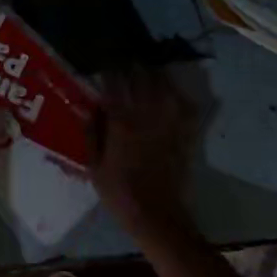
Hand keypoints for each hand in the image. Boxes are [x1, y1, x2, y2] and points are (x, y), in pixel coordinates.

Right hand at [91, 68, 198, 238]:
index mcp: (121, 122)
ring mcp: (168, 124)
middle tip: (129, 60)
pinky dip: (182, 98)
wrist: (156, 216)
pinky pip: (187, 108)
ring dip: (158, 75)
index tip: (106, 63)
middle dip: (135, 67)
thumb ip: (91, 134)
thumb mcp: (95, 166)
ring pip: (165, 88)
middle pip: (142, 80)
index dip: (110, 71)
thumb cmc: (120, 193)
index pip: (115, 86)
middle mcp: (146, 116)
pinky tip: (177, 94)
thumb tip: (89, 108)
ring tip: (152, 69)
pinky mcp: (184, 135)